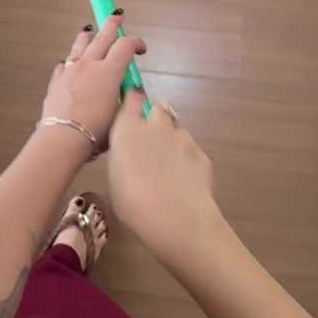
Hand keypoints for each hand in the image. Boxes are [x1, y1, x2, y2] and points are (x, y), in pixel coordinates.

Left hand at [40, 10, 145, 150]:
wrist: (62, 139)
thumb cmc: (96, 131)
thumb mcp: (121, 117)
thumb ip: (127, 100)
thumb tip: (132, 91)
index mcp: (109, 71)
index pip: (125, 46)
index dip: (136, 42)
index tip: (141, 49)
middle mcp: (90, 64)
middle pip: (103, 36)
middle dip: (112, 23)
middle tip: (118, 14)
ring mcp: (70, 70)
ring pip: (80, 44)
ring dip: (88, 35)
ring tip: (91, 30)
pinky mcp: (56, 80)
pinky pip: (65, 63)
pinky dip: (72, 61)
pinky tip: (72, 64)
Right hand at [105, 90, 225, 266]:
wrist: (177, 220)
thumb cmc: (132, 203)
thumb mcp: (114, 179)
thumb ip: (123, 157)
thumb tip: (130, 154)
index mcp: (128, 129)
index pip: (132, 97)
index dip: (133, 100)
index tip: (131, 108)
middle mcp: (156, 126)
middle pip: (157, 112)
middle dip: (155, 124)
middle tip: (150, 150)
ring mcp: (183, 139)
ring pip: (176, 134)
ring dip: (172, 146)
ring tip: (168, 175)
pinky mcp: (202, 155)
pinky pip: (192, 153)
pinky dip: (188, 163)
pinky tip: (184, 186)